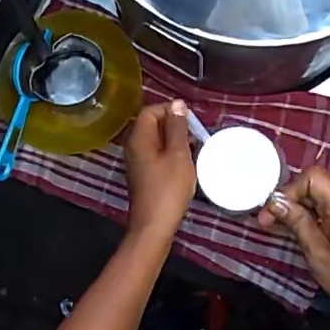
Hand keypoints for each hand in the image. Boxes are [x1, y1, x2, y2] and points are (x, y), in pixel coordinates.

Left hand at [124, 100, 195, 239]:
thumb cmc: (168, 188)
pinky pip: (156, 154)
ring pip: (155, 140)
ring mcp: (137, 161)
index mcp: (139, 138)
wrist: (154, 226)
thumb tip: (178, 104)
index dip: (170, 110)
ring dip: (174, 140)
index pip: (151, 110)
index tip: (191, 121)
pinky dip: (170, 153)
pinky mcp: (143, 174)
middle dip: (174, 125)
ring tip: (194, 148)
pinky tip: (185, 163)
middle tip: (195, 135)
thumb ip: (177, 128)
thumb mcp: (178, 155)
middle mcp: (134, 146)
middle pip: (152, 124)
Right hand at [259, 167, 329, 321]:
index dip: (289, 190)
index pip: (312, 176)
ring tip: (283, 232)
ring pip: (322, 199)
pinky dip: (313, 219)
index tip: (273, 214)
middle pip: (316, 186)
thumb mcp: (318, 254)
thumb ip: (298, 224)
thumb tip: (276, 203)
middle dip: (290, 201)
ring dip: (300, 211)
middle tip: (269, 224)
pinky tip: (303, 237)